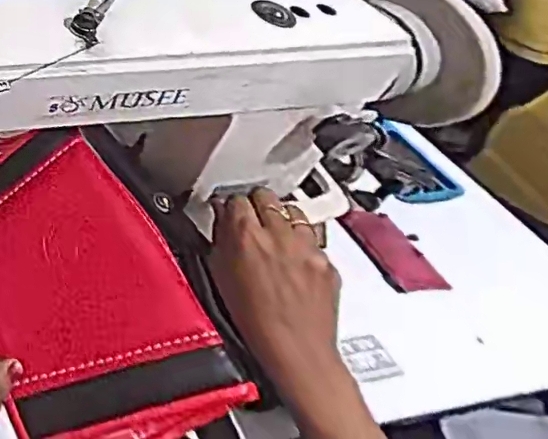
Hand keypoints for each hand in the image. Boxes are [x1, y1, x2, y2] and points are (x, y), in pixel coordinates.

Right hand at [212, 190, 380, 438]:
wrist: (296, 352)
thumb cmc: (256, 321)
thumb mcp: (220, 273)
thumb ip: (220, 236)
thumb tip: (221, 217)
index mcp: (246, 234)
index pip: (235, 197)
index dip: (231, 205)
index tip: (230, 211)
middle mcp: (278, 234)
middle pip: (266, 196)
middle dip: (256, 204)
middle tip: (252, 219)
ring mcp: (307, 247)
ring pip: (293, 211)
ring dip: (283, 219)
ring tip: (277, 235)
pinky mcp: (327, 262)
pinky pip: (314, 238)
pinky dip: (304, 242)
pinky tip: (295, 257)